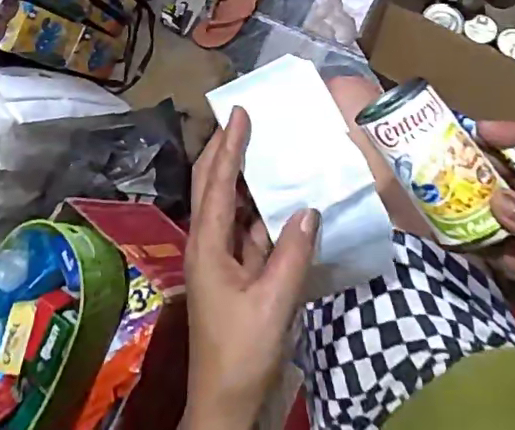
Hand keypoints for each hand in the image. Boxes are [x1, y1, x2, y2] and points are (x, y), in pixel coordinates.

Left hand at [182, 109, 317, 429]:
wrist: (226, 401)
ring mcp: (220, 257)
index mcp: (206, 242)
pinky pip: (247, 232)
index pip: (216, 181)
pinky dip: (261, 213)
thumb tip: (309, 208)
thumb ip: (291, 255)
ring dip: (245, 179)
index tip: (240, 112)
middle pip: (213, 185)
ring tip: (266, 149)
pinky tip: (280, 201)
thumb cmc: (242, 351)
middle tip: (246, 121)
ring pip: (231, 206)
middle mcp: (207, 240)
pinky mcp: (235, 273)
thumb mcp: (272, 303)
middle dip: (226, 151)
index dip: (228, 145)